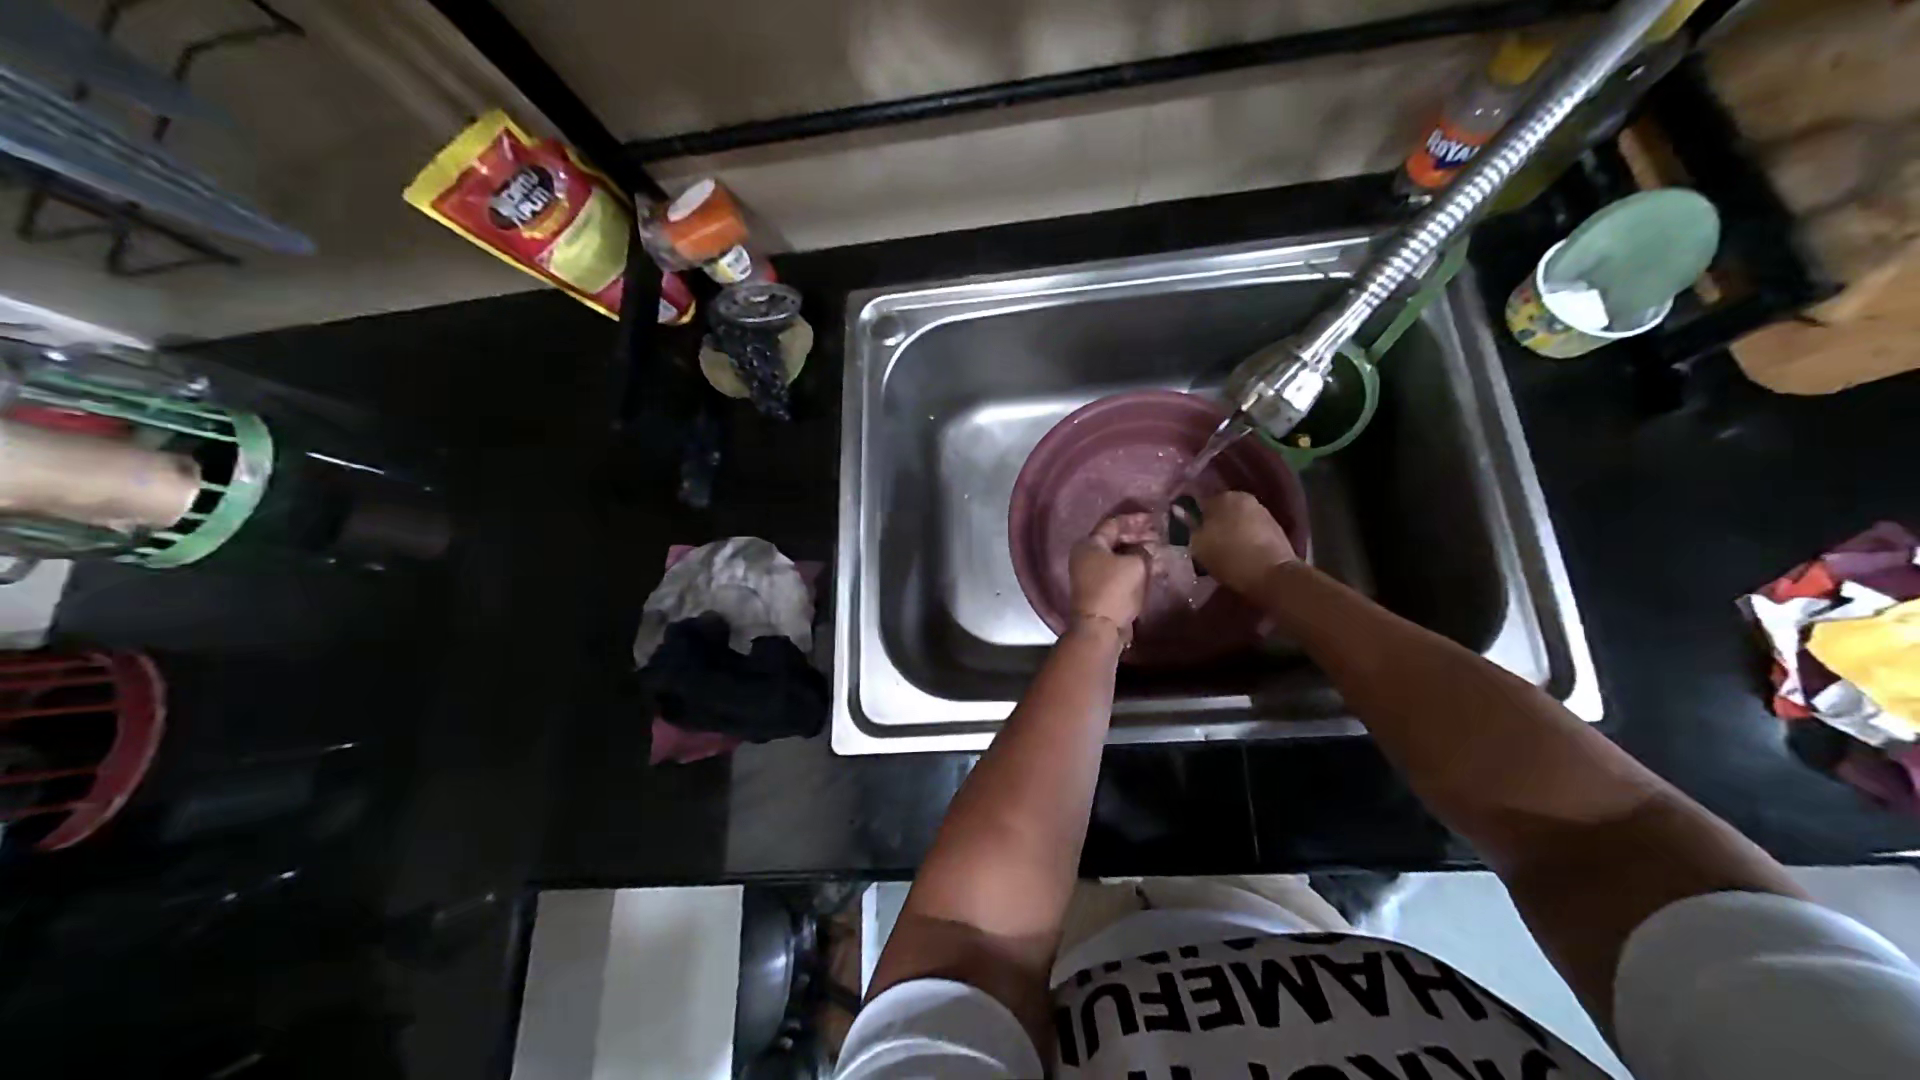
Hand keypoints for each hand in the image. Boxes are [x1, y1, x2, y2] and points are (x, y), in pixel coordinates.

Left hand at [1068, 514, 1152, 640]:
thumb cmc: (1115, 589)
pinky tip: (1156, 568)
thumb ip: (1144, 550)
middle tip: (1161, 535)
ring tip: (1162, 551)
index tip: (1155, 519)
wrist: (1100, 627)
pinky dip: (1136, 568)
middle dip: (1140, 537)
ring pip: (1120, 556)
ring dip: (1141, 553)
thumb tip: (1149, 548)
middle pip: (1116, 540)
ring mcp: (1093, 573)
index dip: (1136, 520)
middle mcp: (1087, 555)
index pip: (1114, 524)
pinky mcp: (1101, 588)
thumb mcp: (1135, 564)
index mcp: (1090, 543)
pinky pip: (1120, 571)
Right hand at [1189, 491, 1297, 594]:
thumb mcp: (1198, 545)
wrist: (1272, 574)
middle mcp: (1244, 498)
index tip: (1194, 537)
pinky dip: (1247, 540)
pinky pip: (1253, 532)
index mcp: (1222, 497)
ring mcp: (1263, 512)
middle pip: (1222, 512)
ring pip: (1239, 521)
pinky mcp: (1277, 528)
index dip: (1195, 522)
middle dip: (1216, 525)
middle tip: (1209, 546)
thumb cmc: (1229, 556)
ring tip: (1227, 553)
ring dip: (1232, 533)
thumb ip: (1191, 528)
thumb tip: (1187, 518)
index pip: (1201, 505)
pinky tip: (1243, 555)